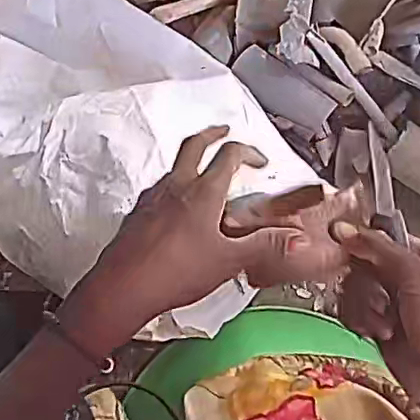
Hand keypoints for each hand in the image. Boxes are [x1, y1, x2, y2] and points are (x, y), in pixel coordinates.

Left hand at [60, 126, 349, 348]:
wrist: (123, 287)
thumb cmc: (173, 273)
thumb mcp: (229, 260)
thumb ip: (265, 245)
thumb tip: (296, 239)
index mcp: (202, 193)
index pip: (229, 155)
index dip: (249, 151)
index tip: (259, 159)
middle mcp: (175, 187)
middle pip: (194, 144)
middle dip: (212, 134)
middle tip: (223, 132)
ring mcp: (153, 198)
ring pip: (174, 166)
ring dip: (191, 161)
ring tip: (203, 173)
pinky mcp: (137, 213)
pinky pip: (158, 189)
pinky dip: (173, 186)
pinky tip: (176, 207)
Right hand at [333, 223, 419, 394]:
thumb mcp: (419, 279)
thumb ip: (381, 249)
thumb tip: (347, 229)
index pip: (380, 237)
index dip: (363, 245)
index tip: (352, 254)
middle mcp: (406, 278)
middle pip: (359, 263)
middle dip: (365, 286)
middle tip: (383, 301)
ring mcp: (390, 302)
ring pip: (352, 288)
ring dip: (364, 309)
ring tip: (386, 324)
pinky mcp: (376, 324)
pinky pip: (350, 311)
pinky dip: (360, 323)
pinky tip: (379, 334)